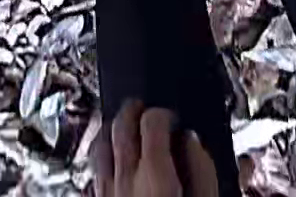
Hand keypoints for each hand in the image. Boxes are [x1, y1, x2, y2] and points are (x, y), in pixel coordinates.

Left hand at [92, 101, 220, 195]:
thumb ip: (203, 174)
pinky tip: (112, 166)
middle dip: (133, 110)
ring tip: (125, 129)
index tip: (173, 117)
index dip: (164, 113)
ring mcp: (106, 195)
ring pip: (99, 147)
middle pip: (120, 125)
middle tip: (145, 108)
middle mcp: (125, 181)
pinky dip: (101, 162)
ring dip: (111, 132)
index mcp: (156, 176)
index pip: (152, 120)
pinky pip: (92, 175)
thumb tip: (193, 141)